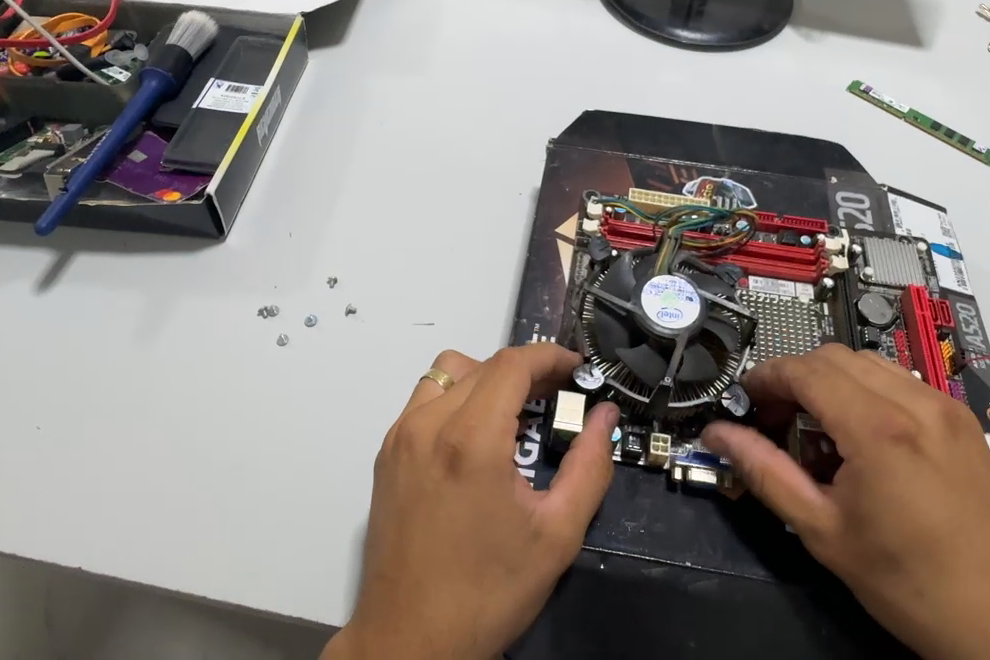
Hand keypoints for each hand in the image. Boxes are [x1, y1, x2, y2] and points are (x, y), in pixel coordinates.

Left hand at [324, 344, 618, 659]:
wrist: (410, 643)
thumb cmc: (488, 592)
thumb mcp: (557, 534)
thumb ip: (589, 466)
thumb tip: (604, 417)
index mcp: (470, 439)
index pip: (512, 364)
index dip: (550, 357)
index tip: (577, 370)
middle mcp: (428, 425)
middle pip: (482, 364)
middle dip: (526, 371)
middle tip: (557, 398)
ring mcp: (399, 439)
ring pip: (446, 373)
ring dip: (485, 380)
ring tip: (513, 417)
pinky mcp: (385, 457)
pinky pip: (423, 402)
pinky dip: (455, 401)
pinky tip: (476, 442)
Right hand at [701, 345, 989, 659]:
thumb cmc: (908, 584)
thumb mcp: (823, 531)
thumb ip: (765, 472)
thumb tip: (717, 434)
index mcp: (877, 427)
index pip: (804, 370)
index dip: (765, 377)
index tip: (743, 399)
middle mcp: (915, 402)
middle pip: (834, 356)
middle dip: (796, 377)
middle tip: (775, 418)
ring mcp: (946, 408)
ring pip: (870, 362)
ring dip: (833, 379)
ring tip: (818, 428)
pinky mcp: (965, 423)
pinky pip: (903, 381)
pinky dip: (870, 390)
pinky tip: (863, 436)